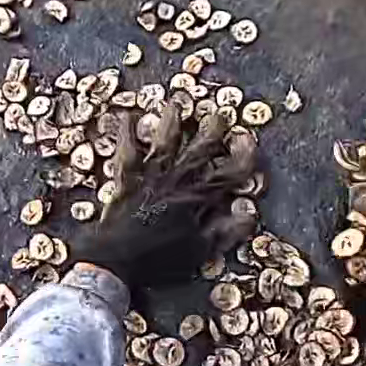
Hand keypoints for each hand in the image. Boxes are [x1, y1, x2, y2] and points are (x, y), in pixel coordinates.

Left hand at [74, 105, 259, 296]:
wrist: (117, 260)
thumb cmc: (159, 260)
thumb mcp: (199, 251)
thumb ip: (226, 231)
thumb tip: (249, 211)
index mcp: (197, 199)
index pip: (229, 173)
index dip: (243, 157)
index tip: (248, 141)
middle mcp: (175, 181)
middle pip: (198, 150)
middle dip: (212, 131)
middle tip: (219, 114)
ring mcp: (149, 177)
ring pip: (164, 143)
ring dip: (171, 123)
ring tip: (175, 104)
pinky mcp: (125, 179)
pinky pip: (126, 151)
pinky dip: (126, 133)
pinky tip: (126, 116)